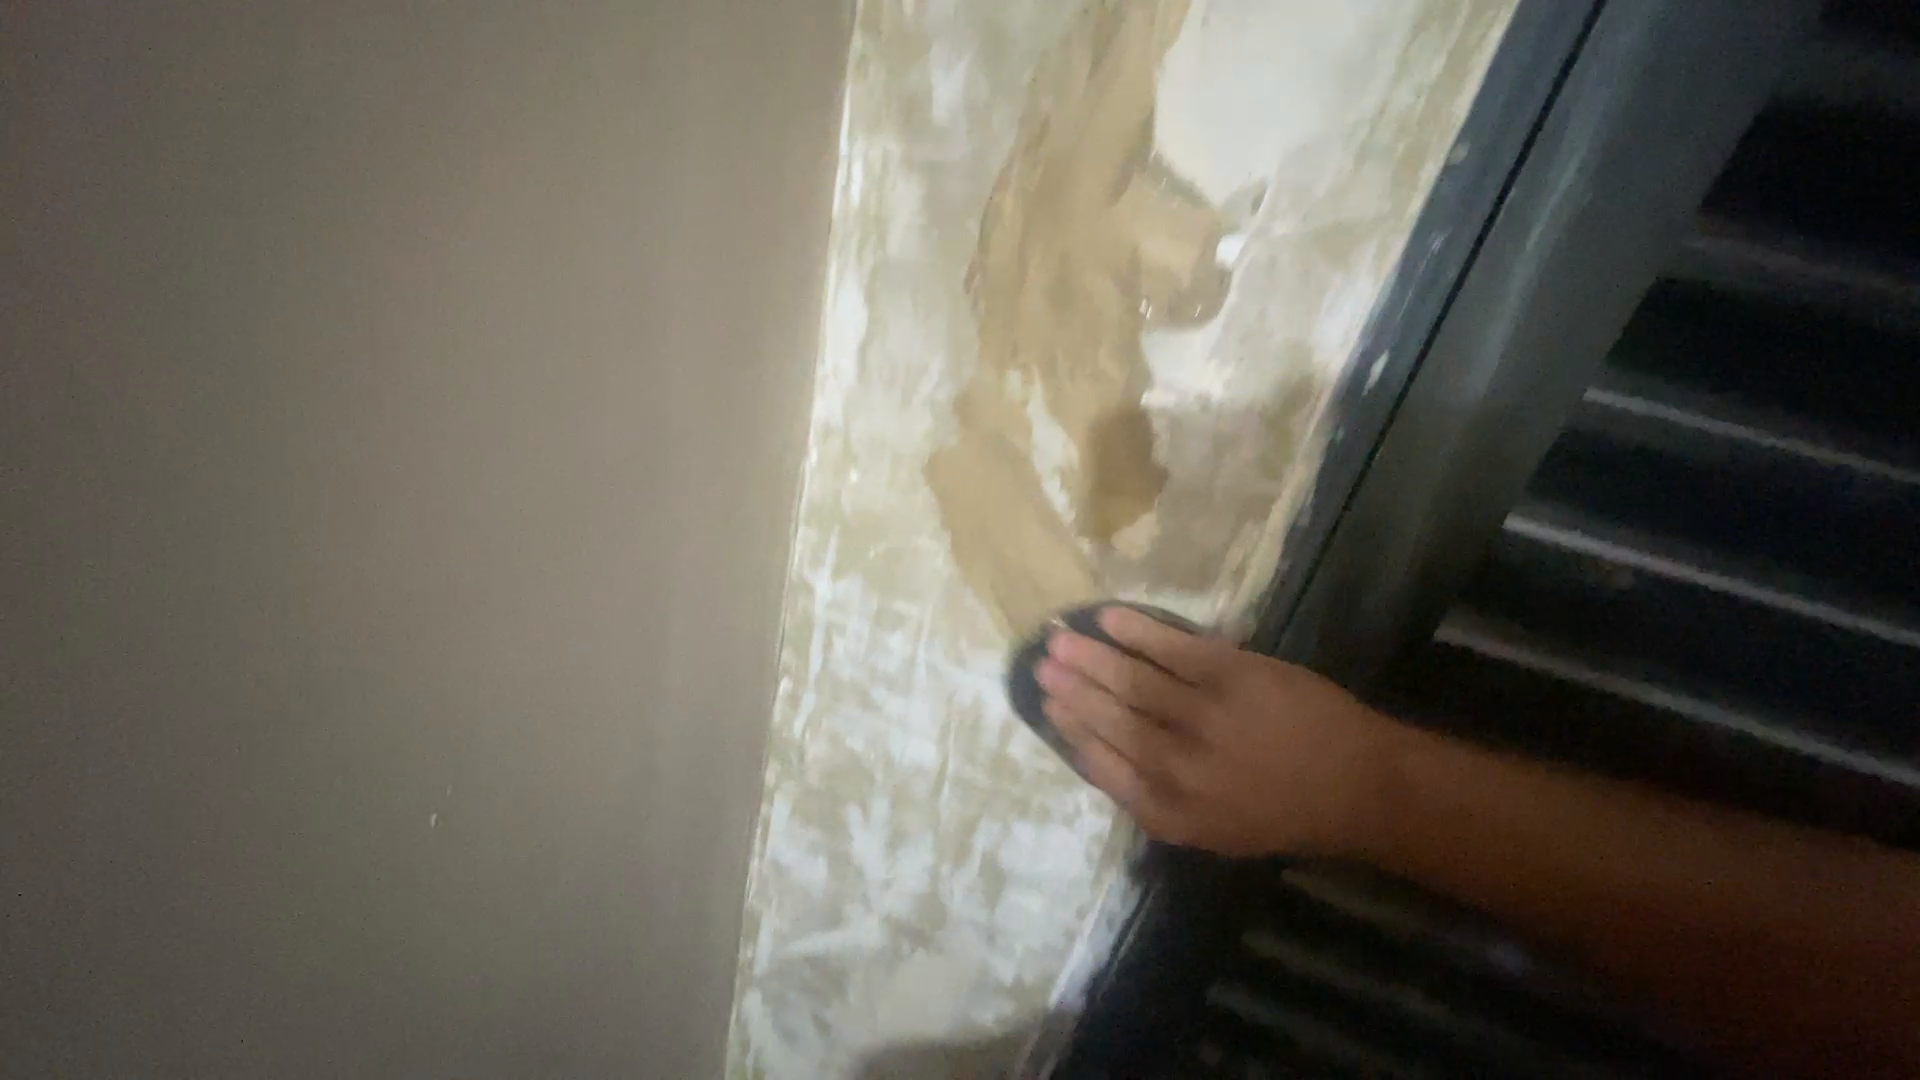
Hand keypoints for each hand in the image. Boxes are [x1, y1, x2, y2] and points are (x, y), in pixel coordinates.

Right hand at [1035, 606, 1400, 856]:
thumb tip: (1098, 753)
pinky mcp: (1233, 676)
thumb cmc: (1280, 810)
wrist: (1358, 785)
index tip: (1048, 707)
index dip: (1071, 732)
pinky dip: (1138, 632)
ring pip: (1134, 682)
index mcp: (1171, 811)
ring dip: (1092, 658)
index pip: (1104, 766)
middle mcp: (1181, 767)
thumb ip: (1152, 800)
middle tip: (1039, 665)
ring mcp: (1206, 717)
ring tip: (1059, 639)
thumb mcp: (1210, 830)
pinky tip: (1109, 618)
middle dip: (1071, 690)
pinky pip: (1173, 649)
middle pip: (1112, 719)